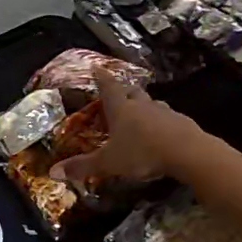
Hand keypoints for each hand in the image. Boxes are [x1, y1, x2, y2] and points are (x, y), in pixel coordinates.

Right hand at [50, 72, 203, 187]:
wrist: (189, 153)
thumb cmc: (142, 153)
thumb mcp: (108, 163)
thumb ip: (83, 166)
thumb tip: (52, 172)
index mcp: (121, 109)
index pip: (108, 88)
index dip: (101, 78)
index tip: (97, 68)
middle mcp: (142, 105)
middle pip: (132, 92)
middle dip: (124, 90)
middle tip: (118, 93)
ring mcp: (165, 112)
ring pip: (152, 104)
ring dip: (144, 106)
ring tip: (139, 113)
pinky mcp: (183, 124)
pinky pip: (168, 118)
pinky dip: (161, 122)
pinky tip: (160, 133)